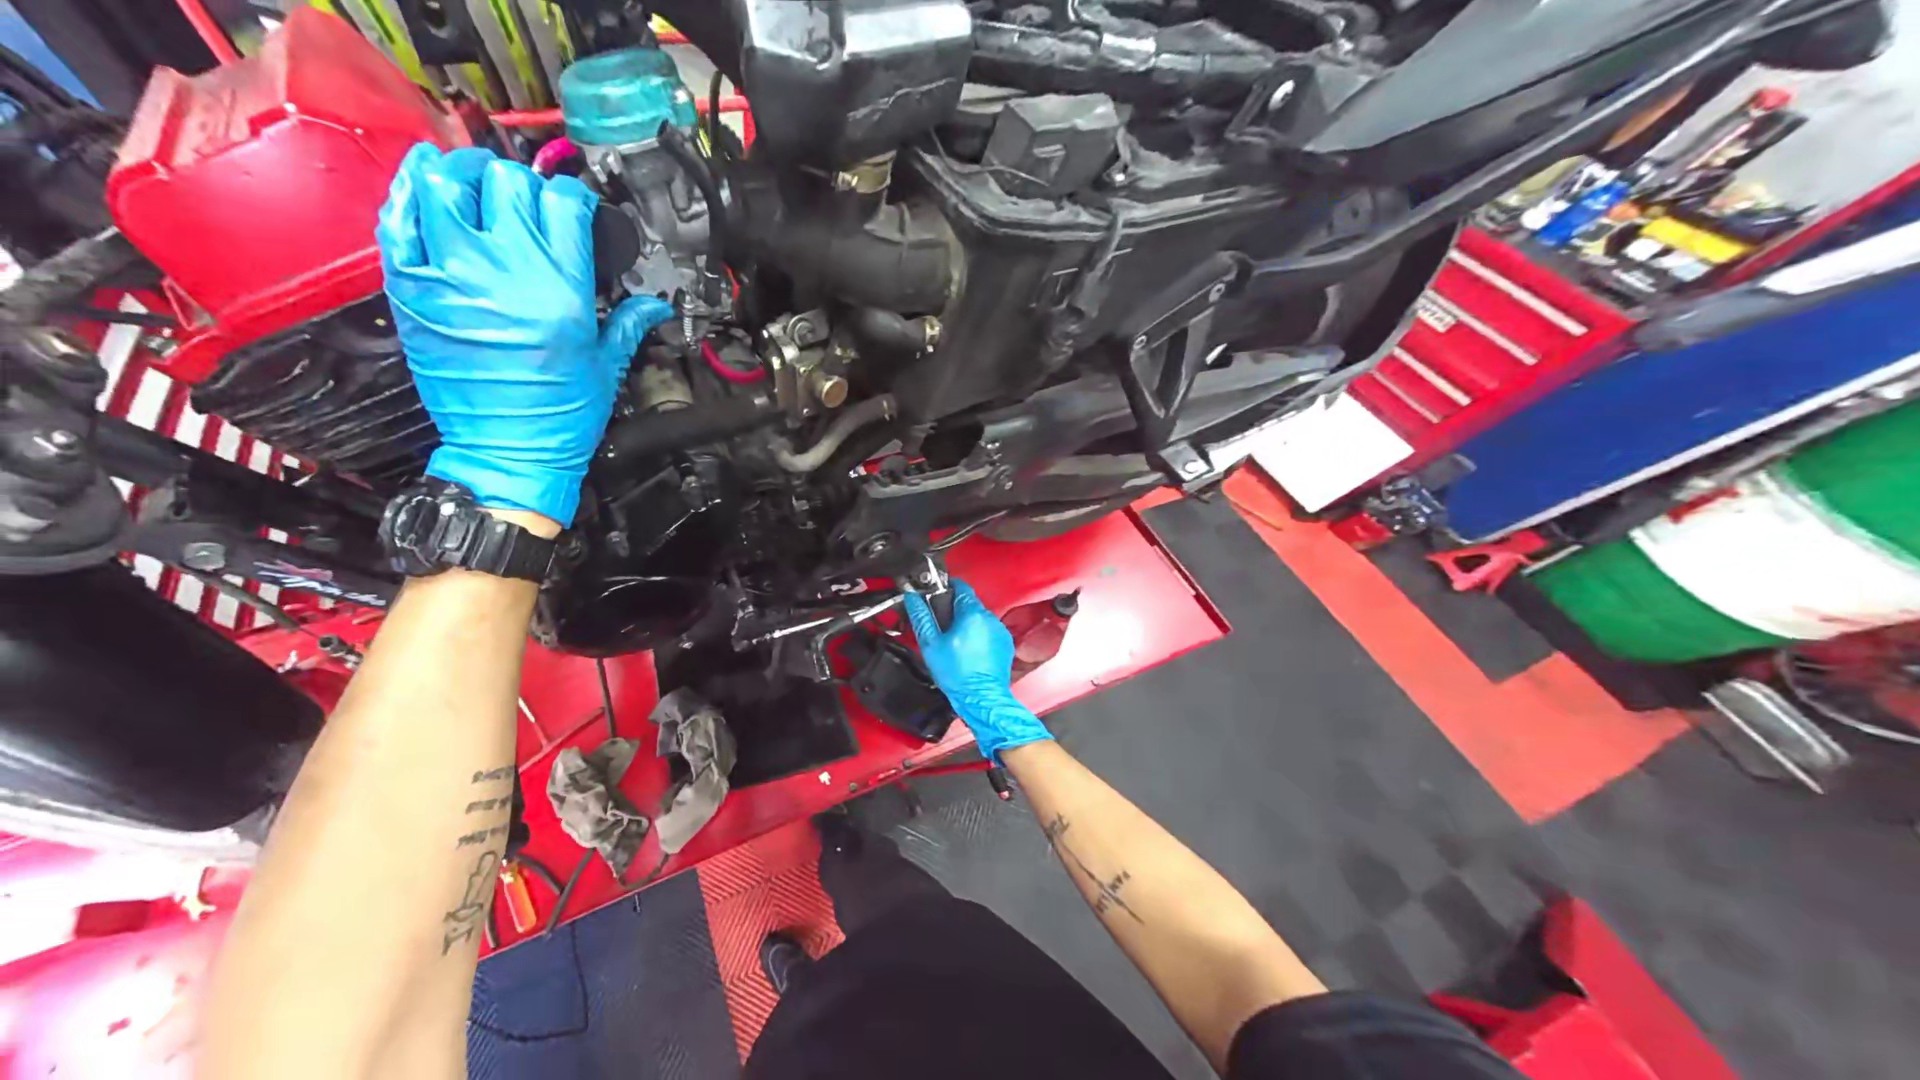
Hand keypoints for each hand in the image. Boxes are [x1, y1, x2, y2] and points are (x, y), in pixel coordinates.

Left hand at [376, 143, 674, 526]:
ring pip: (442, 184)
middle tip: (527, 198)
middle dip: (521, 182)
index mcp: (561, 294)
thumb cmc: (560, 416)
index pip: (562, 204)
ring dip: (462, 174)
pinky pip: (397, 219)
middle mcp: (504, 275)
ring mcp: (451, 278)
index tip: (574, 204)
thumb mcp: (607, 367)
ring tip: (476, 182)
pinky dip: (409, 193)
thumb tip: (655, 304)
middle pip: (505, 182)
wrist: (508, 452)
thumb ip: (629, 323)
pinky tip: (426, 185)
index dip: (572, 195)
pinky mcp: (411, 290)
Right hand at [904, 580, 1053, 762]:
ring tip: (954, 642)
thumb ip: (921, 617)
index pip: (960, 586)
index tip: (936, 595)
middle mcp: (990, 618)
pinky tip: (968, 651)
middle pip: (969, 602)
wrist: (982, 699)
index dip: (945, 588)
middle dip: (954, 610)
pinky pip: (989, 631)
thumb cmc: (958, 675)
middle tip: (940, 625)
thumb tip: (912, 598)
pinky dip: (979, 636)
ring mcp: (1000, 631)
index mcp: (972, 614)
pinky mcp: (1005, 644)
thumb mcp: (931, 644)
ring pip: (979, 617)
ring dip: (967, 624)